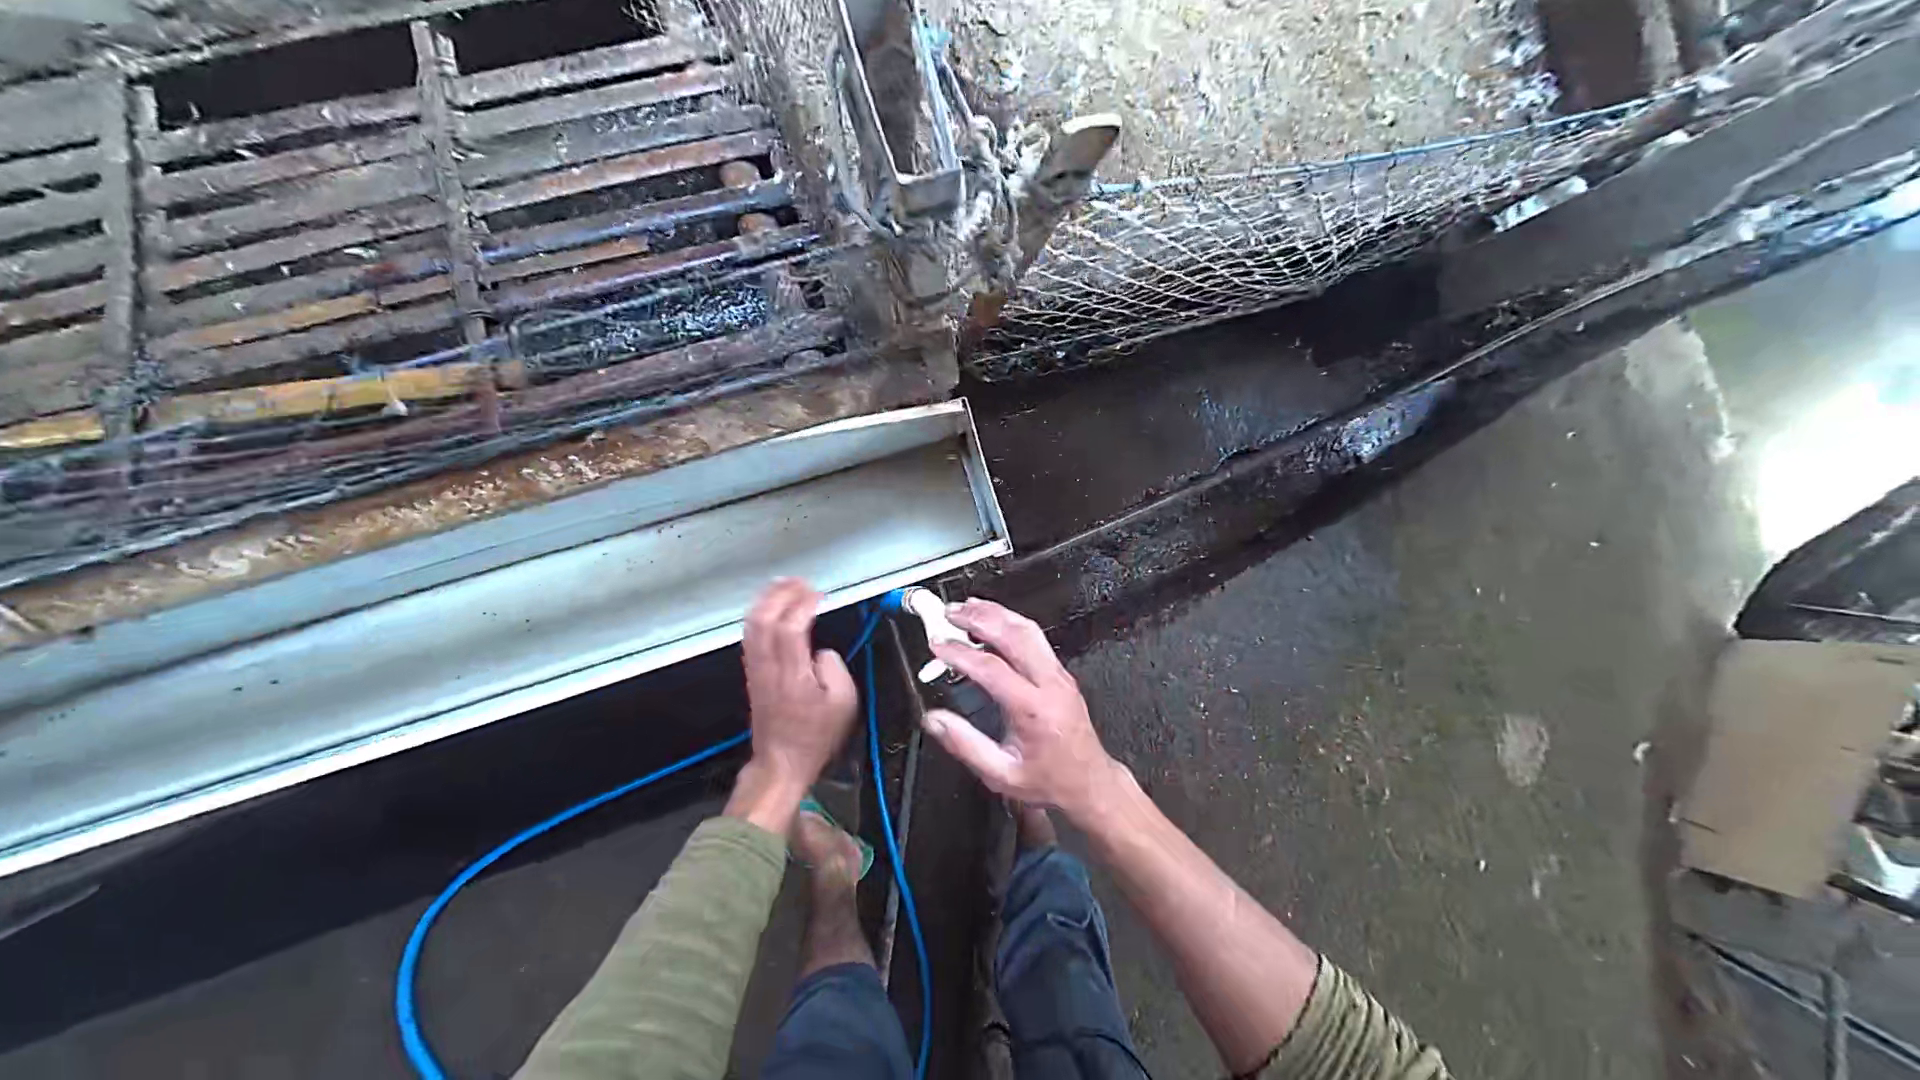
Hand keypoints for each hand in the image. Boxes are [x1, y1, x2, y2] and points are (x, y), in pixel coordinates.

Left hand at [727, 579, 857, 833]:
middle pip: (765, 619)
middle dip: (781, 594)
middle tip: (800, 582)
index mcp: (793, 674)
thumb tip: (821, 651)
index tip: (819, 594)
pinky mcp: (753, 674)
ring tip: (783, 586)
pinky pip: (750, 635)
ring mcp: (757, 669)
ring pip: (753, 625)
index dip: (803, 604)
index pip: (791, 626)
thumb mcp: (844, 703)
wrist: (781, 762)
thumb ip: (835, 667)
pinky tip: (770, 608)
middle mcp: (769, 667)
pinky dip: (760, 614)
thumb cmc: (815, 736)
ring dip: (767, 600)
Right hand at [921, 598, 1121, 823]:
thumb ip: (965, 745)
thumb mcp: (1001, 774)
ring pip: (1027, 629)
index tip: (937, 645)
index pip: (992, 669)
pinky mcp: (1060, 672)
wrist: (1089, 781)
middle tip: (949, 613)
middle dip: (978, 619)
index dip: (960, 654)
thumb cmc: (1049, 779)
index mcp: (1034, 710)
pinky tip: (993, 619)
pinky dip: (1009, 622)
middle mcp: (1050, 685)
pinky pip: (1035, 637)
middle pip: (1014, 636)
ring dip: (995, 613)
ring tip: (967, 607)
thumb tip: (934, 720)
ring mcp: (1058, 675)